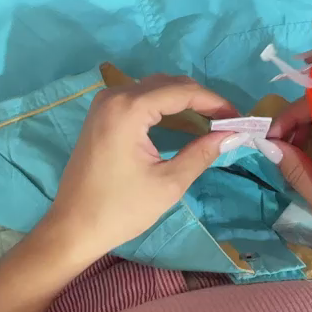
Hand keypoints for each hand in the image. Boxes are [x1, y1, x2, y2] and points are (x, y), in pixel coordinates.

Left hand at [36, 75, 236, 265]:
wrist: (73, 226)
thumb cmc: (120, 209)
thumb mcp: (169, 183)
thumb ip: (202, 153)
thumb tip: (231, 135)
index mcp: (129, 108)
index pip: (182, 91)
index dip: (214, 101)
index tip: (239, 117)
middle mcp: (114, 96)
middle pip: (168, 84)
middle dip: (200, 99)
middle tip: (227, 121)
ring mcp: (104, 104)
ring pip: (153, 88)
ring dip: (182, 101)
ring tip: (210, 122)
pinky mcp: (101, 115)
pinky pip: (138, 99)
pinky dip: (163, 107)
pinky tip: (182, 124)